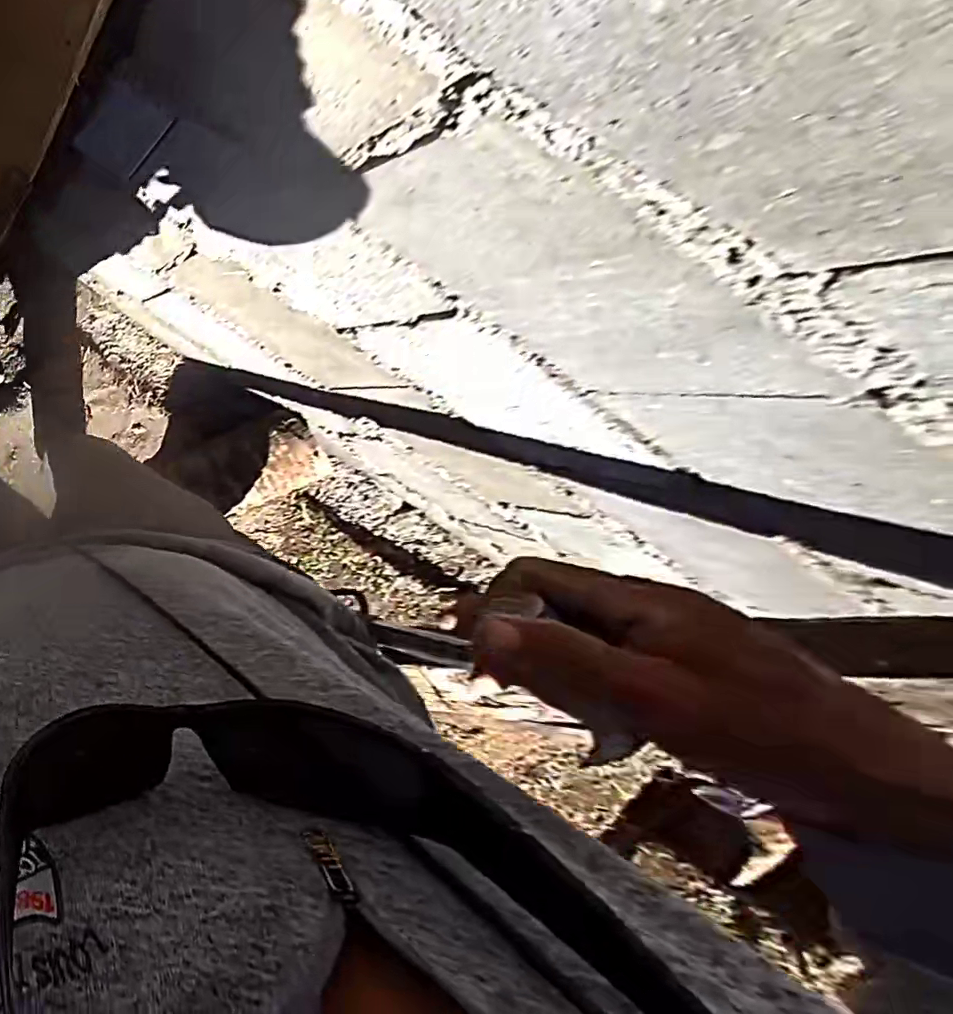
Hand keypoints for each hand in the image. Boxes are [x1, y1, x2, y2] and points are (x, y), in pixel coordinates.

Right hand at [459, 558, 952, 851]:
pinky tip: (605, 721)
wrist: (892, 789)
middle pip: (549, 603)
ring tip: (561, 707)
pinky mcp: (685, 668)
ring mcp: (669, 637)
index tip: (473, 650)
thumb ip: (562, 657)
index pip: (529, 575)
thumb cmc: (768, 735)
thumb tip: (480, 627)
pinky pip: (609, 661)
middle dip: (518, 641)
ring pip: (576, 634)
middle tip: (502, 683)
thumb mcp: (650, 697)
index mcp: (636, 600)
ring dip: (554, 668)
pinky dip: (588, 686)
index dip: (493, 606)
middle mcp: (647, 607)